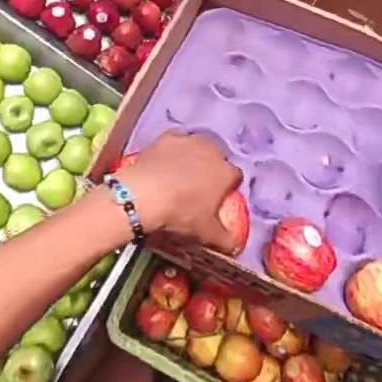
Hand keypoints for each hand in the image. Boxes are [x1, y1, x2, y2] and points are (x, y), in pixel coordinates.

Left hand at [112, 131, 242, 251]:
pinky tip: (165, 161)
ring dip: (195, 154)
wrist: (145, 194)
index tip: (218, 197)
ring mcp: (189, 140)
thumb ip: (226, 239)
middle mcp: (212, 150)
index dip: (228, 186)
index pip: (235, 176)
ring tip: (181, 171)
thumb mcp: (207, 233)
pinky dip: (174, 148)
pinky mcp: (167, 136)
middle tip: (199, 184)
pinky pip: (177, 140)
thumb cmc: (181, 213)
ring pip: (198, 144)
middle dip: (213, 167)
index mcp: (226, 172)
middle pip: (218, 156)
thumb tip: (235, 246)